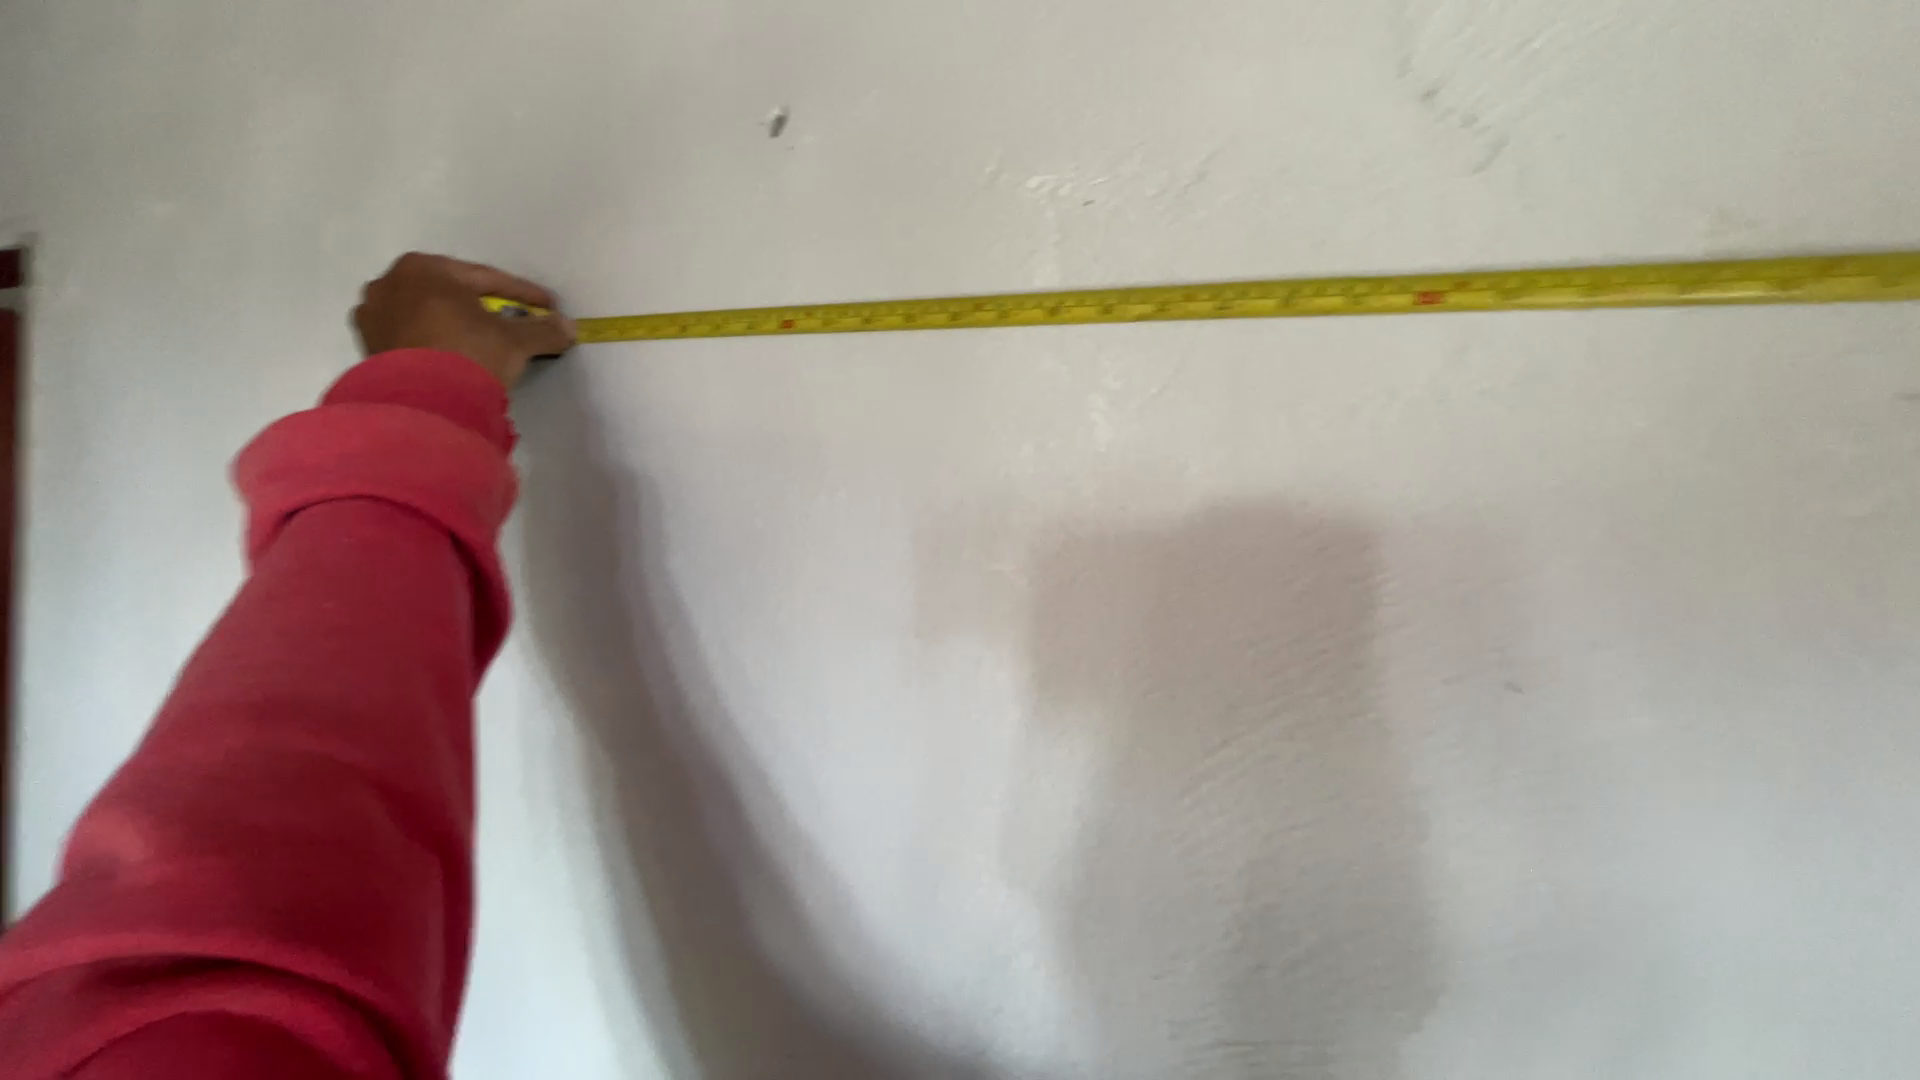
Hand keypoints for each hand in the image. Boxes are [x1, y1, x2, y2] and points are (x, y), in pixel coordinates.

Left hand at [353, 252, 576, 388]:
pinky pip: (411, 336)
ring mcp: (373, 314)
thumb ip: (544, 329)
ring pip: (428, 314)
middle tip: (512, 322)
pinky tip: (454, 356)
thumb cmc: (470, 352)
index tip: (547, 305)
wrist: (425, 402)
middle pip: (452, 294)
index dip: (523, 294)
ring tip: (481, 342)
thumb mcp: (517, 341)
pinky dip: (434, 342)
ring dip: (456, 325)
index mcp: (426, 268)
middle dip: (483, 307)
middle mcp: (391, 281)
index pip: (486, 278)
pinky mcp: (368, 346)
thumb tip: (569, 327)